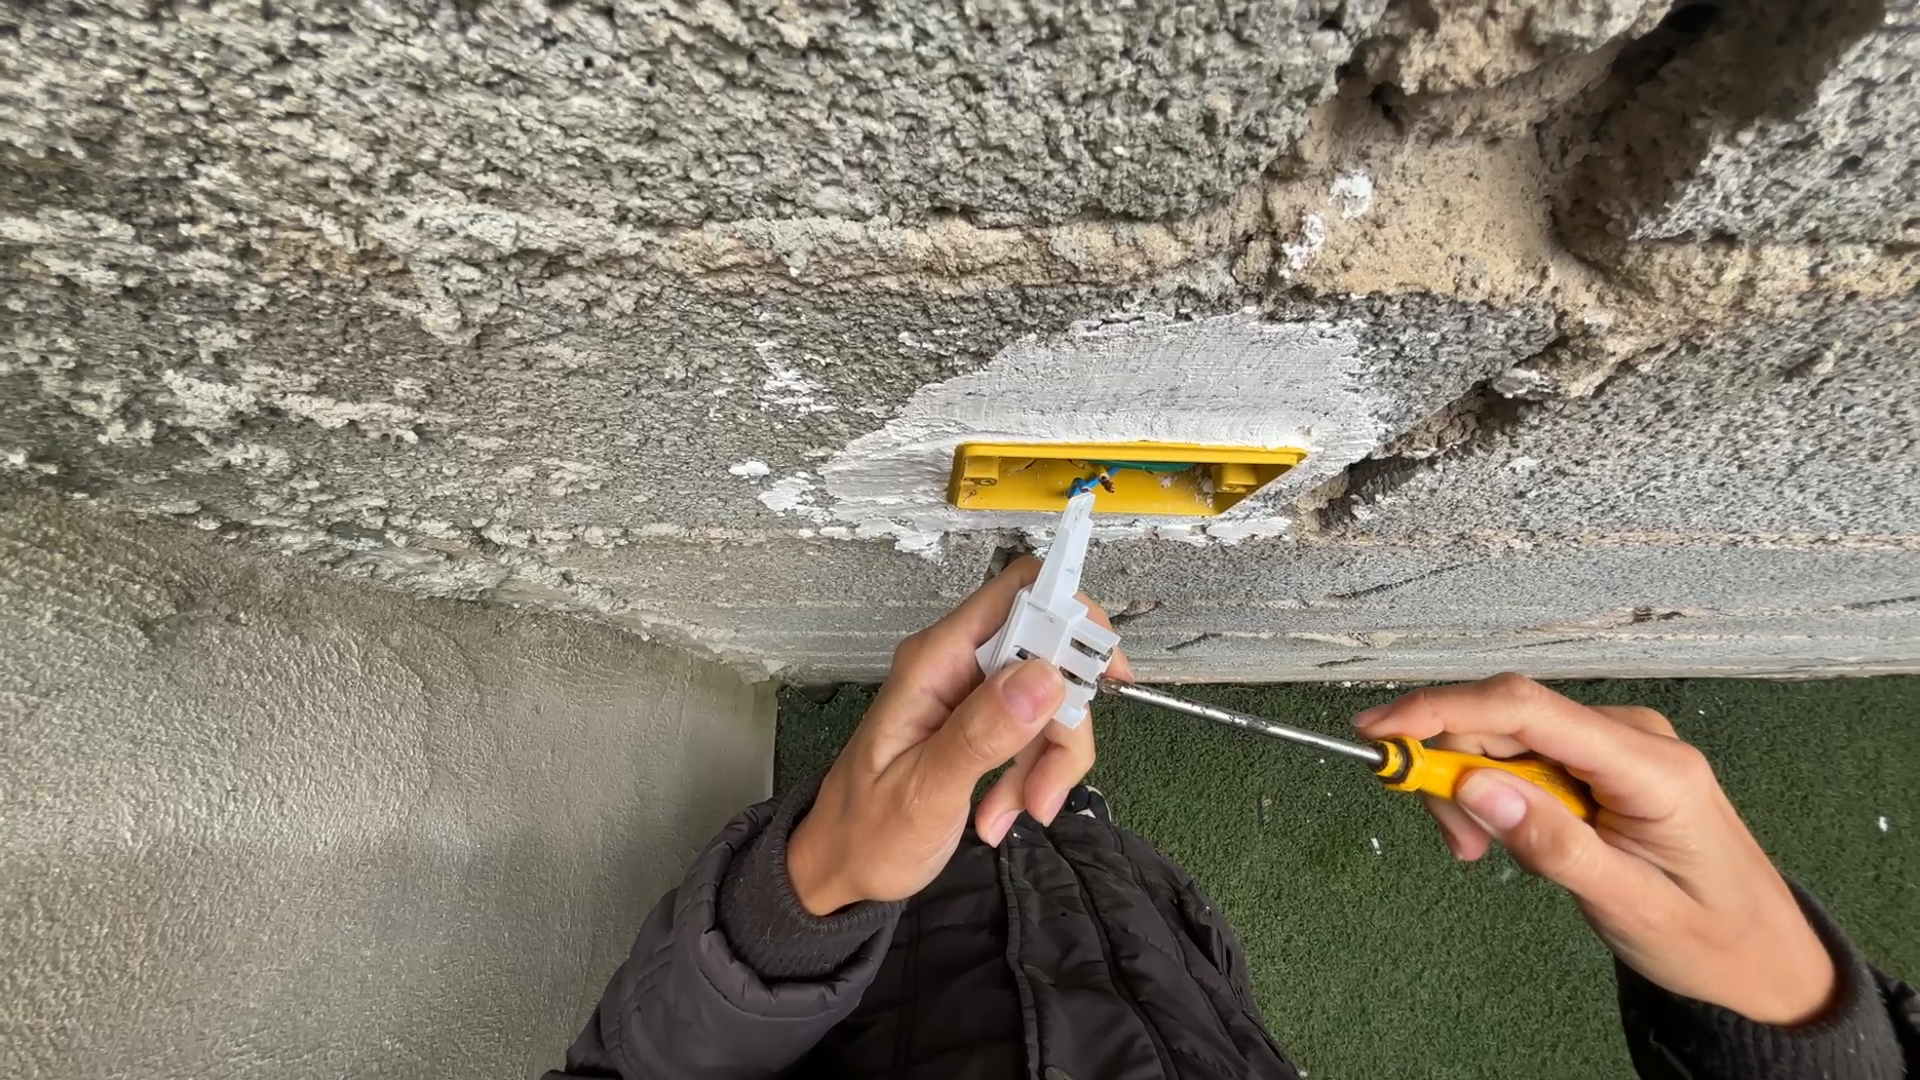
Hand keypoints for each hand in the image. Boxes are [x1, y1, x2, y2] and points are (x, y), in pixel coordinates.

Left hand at [786, 557, 1131, 914]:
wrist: (842, 865)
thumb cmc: (867, 830)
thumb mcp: (923, 790)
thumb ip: (981, 732)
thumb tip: (1044, 676)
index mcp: (936, 658)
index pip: (1018, 591)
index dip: (1072, 612)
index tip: (1105, 671)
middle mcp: (958, 662)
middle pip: (1048, 655)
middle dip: (1063, 720)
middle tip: (1048, 786)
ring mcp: (973, 691)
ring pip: (1051, 700)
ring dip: (1050, 759)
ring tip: (1018, 810)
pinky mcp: (985, 721)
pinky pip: (1037, 730)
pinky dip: (1037, 771)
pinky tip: (1005, 810)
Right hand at [1356, 674, 1836, 1025]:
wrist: (1763, 957)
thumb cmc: (1712, 940)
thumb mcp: (1633, 908)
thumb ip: (1555, 845)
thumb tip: (1473, 787)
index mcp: (1650, 765)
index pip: (1522, 709)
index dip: (1439, 709)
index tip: (1376, 732)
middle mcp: (1624, 733)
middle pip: (1496, 721)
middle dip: (1451, 773)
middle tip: (1455, 841)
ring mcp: (1605, 739)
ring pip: (1492, 736)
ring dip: (1467, 789)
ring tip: (1478, 848)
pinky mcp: (1587, 752)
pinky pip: (1507, 752)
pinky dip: (1485, 791)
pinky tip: (1502, 831)